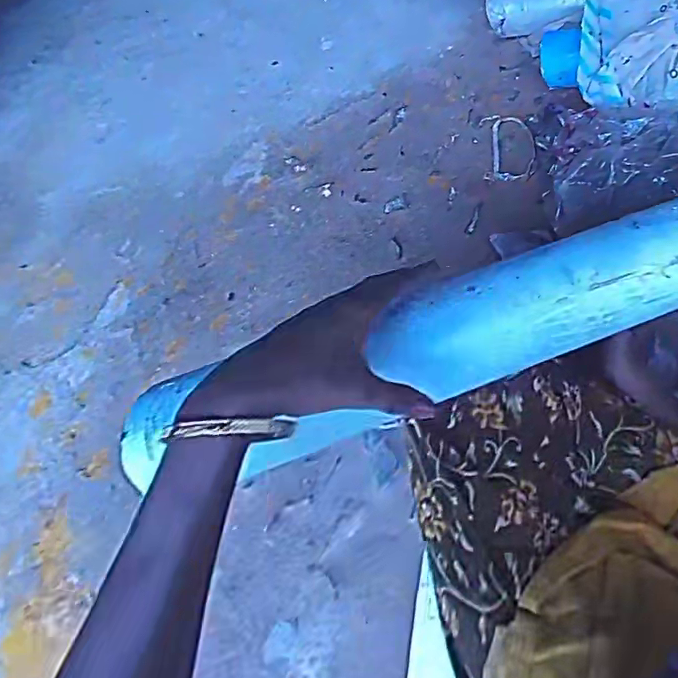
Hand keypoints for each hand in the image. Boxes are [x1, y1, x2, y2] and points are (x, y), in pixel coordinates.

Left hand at [178, 266, 437, 422]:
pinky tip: (357, 321)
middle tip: (421, 279)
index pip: (392, 284)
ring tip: (394, 297)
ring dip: (377, 290)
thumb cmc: (302, 382)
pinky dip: (359, 303)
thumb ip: (394, 398)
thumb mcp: (354, 391)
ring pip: (355, 294)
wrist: (241, 389)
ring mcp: (316, 315)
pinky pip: (341, 305)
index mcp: (354, 311)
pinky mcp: (302, 327)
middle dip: (400, 279)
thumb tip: (432, 409)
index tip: (436, 267)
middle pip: (374, 284)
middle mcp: (336, 306)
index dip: (416, 274)